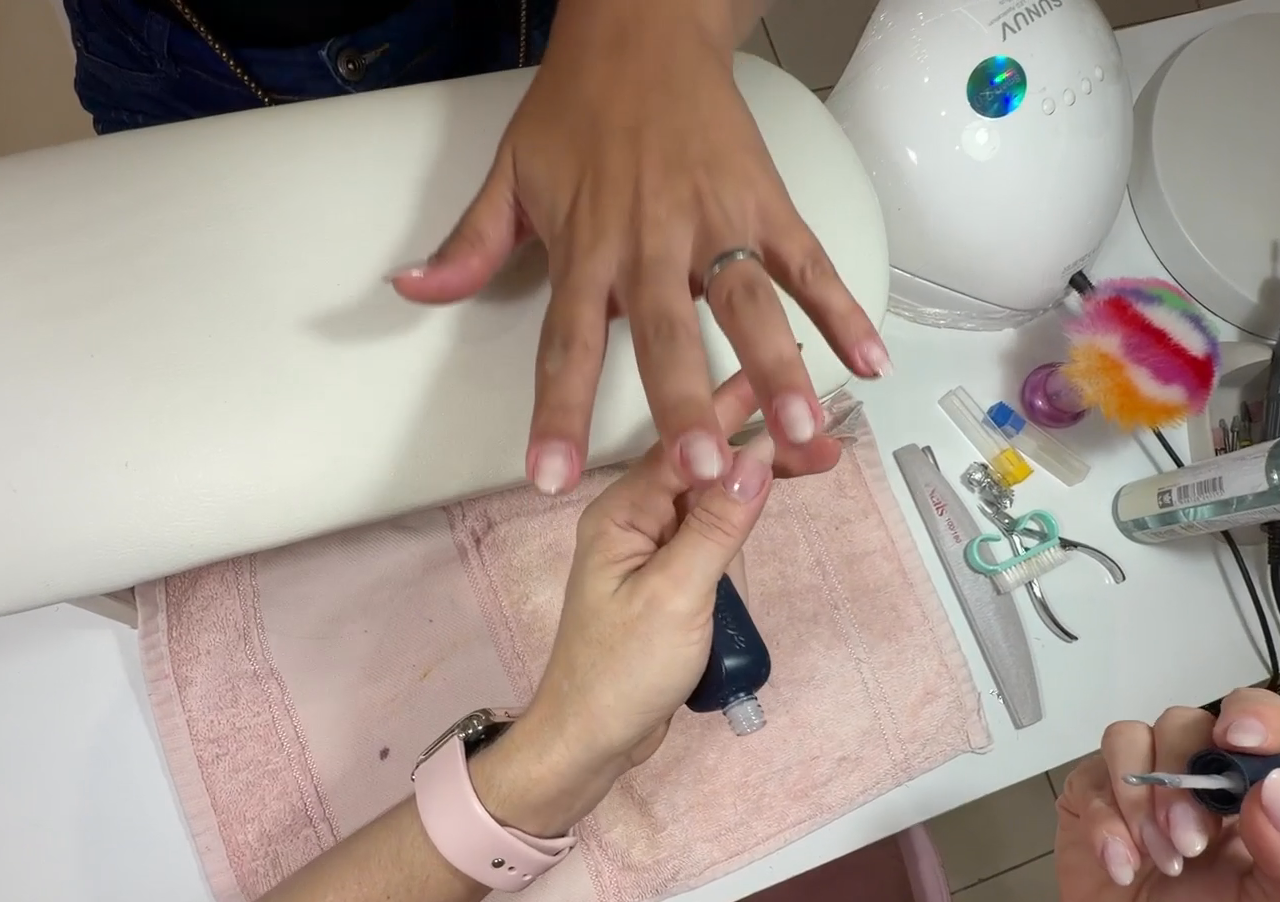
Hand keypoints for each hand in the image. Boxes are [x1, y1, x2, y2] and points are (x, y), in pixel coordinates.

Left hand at [392, 0, 886, 494]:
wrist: (643, 25)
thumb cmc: (576, 109)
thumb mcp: (510, 175)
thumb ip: (470, 246)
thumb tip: (411, 291)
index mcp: (587, 248)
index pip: (566, 346)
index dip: (557, 415)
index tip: (553, 478)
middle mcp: (651, 243)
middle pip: (666, 336)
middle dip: (682, 405)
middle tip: (701, 473)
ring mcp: (715, 222)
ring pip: (748, 303)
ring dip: (775, 368)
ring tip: (798, 433)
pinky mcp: (765, 202)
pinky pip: (807, 260)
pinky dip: (839, 308)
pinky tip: (868, 360)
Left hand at [519, 372, 792, 803]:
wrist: (591, 738)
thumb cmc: (623, 670)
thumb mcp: (674, 594)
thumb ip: (714, 526)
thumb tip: (756, 459)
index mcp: (622, 511)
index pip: (687, 448)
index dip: (740, 414)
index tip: (792, 384)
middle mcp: (634, 518)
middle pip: (703, 465)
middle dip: (761, 445)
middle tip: (827, 434)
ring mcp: (650, 547)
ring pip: (710, 495)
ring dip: (759, 476)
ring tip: (817, 458)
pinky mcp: (666, 575)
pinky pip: (708, 528)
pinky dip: (743, 511)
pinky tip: (770, 494)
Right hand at [1051, 689, 1279, 901]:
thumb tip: (1279, 787)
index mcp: (1259, 789)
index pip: (1264, 720)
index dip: (1253, 716)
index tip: (1239, 742)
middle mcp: (1197, 769)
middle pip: (1183, 723)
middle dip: (1181, 782)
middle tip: (1189, 845)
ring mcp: (1137, 775)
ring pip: (1127, 738)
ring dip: (1140, 802)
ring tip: (1158, 862)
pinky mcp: (1090, 792)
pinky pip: (1089, 778)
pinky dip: (1107, 826)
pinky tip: (1122, 868)